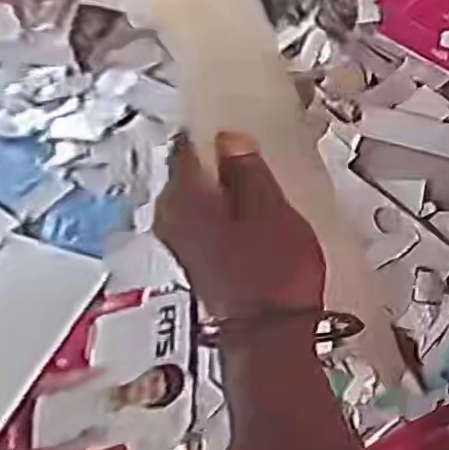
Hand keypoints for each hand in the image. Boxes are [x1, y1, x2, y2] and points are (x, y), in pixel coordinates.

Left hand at [155, 132, 325, 320]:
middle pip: (190, 174)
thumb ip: (249, 173)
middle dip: (220, 161)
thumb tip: (230, 139)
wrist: (271, 325)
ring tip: (261, 180)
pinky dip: (228, 207)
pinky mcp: (200, 256)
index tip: (237, 123)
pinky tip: (255, 211)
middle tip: (255, 150)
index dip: (212, 133)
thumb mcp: (272, 211)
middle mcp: (172, 218)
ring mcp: (183, 240)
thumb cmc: (276, 269)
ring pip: (199, 196)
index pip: (188, 150)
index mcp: (187, 201)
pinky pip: (208, 216)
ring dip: (226, 185)